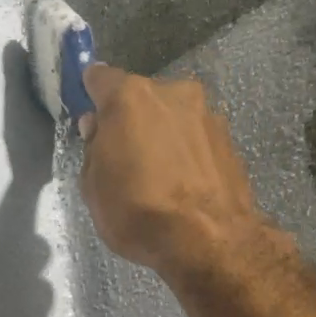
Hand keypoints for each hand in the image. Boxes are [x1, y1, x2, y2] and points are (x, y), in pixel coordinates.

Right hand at [78, 64, 268, 281]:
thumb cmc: (136, 212)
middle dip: (128, 120)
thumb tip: (98, 128)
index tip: (88, 109)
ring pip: (170, 116)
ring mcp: (205, 112)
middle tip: (120, 156)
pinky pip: (192, 137)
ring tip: (154, 175)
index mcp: (129, 99)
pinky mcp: (227, 137)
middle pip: (140, 98)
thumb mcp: (93, 187)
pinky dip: (182, 151)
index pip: (101, 78)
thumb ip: (93, 149)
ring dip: (159, 135)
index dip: (91, 93)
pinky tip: (178, 183)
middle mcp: (171, 92)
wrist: (206, 238)